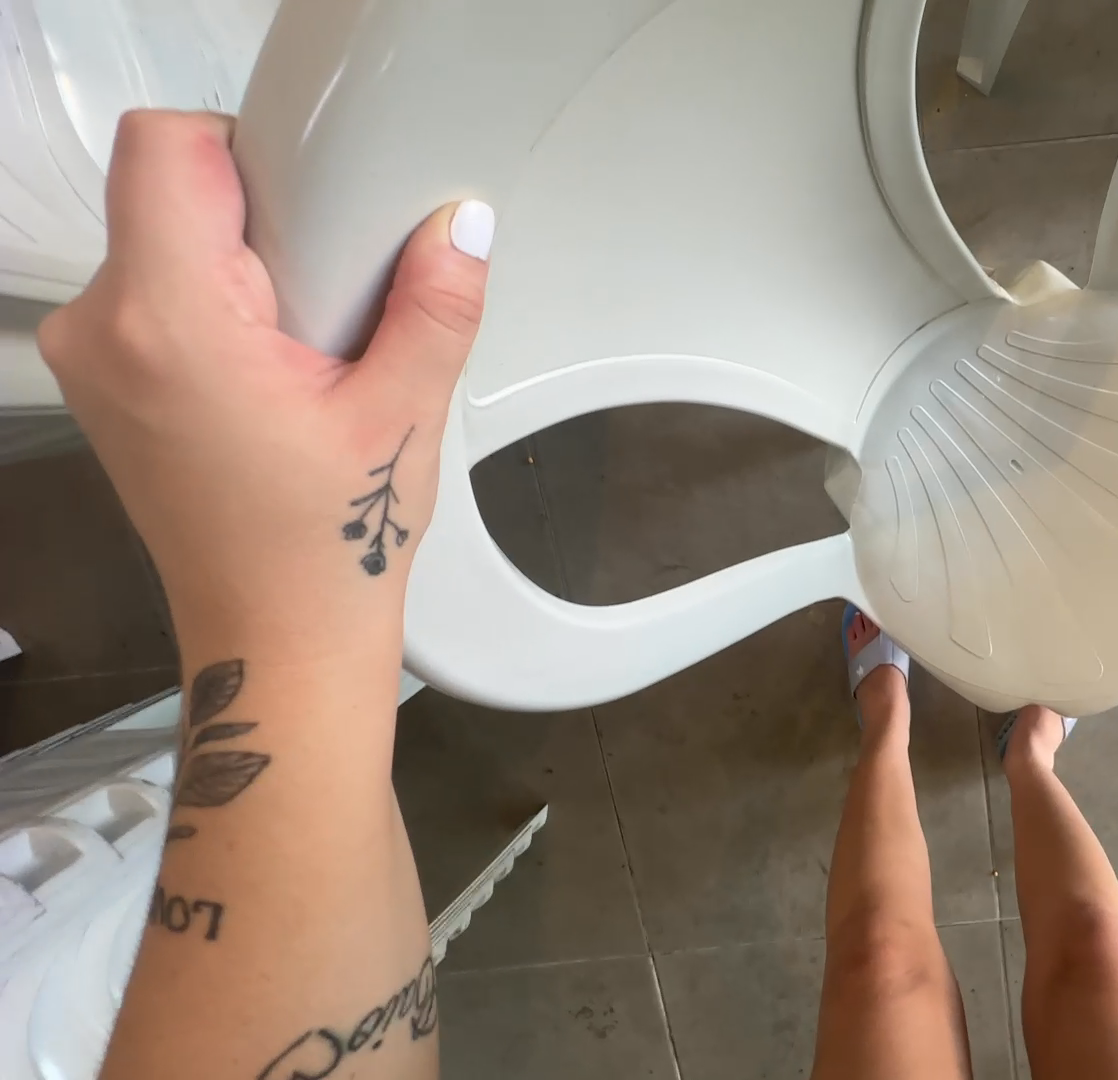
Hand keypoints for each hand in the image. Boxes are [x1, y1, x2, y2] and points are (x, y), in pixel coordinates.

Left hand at [37, 110, 492, 661]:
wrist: (281, 622)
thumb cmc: (336, 536)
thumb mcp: (407, 415)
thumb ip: (435, 310)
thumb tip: (462, 229)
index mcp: (174, 326)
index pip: (173, 153)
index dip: (259, 152)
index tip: (336, 199)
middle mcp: (104, 327)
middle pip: (179, 197)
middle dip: (282, 226)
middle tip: (357, 305)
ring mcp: (97, 354)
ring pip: (176, 246)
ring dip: (266, 272)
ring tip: (332, 356)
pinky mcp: (114, 377)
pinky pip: (170, 294)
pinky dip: (240, 307)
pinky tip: (299, 374)